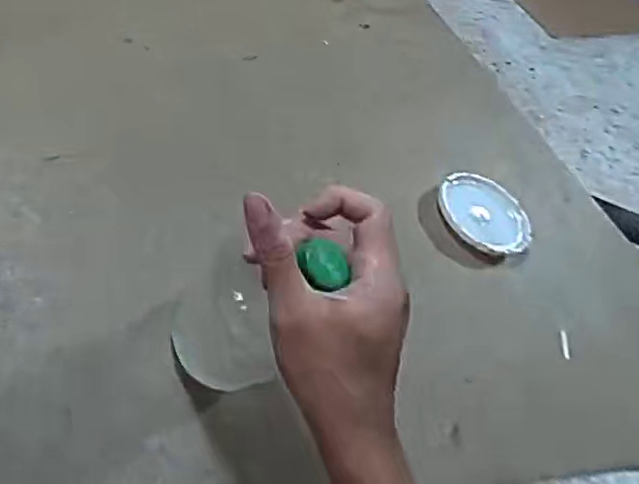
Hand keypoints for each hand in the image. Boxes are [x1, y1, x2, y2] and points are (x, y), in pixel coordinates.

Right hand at [243, 187, 412, 483]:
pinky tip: (279, 293)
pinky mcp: (357, 317)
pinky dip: (302, 277)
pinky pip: (330, 278)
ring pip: (331, 256)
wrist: (349, 438)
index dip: (333, 201)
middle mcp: (381, 284)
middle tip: (264, 253)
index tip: (300, 218)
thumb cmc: (327, 375)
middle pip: (342, 232)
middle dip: (298, 234)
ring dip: (294, 256)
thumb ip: (275, 250)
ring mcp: (370, 302)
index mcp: (380, 277)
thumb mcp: (292, 306)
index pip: (370, 211)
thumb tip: (256, 201)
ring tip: (264, 275)